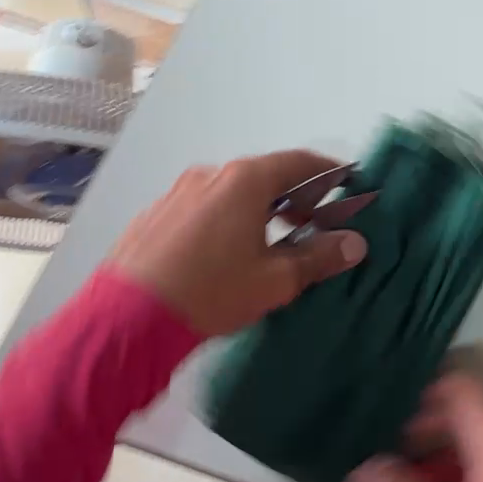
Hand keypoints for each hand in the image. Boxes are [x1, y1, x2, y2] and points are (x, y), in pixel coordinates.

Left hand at [109, 150, 368, 335]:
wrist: (127, 318)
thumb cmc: (212, 291)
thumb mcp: (276, 280)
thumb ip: (319, 256)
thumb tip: (356, 243)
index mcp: (245, 180)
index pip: (300, 163)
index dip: (329, 173)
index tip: (349, 184)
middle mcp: (210, 176)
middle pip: (265, 177)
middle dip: (295, 197)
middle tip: (315, 223)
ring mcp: (178, 193)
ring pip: (232, 193)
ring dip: (260, 210)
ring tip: (272, 243)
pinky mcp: (155, 216)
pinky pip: (204, 209)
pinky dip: (227, 220)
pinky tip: (227, 254)